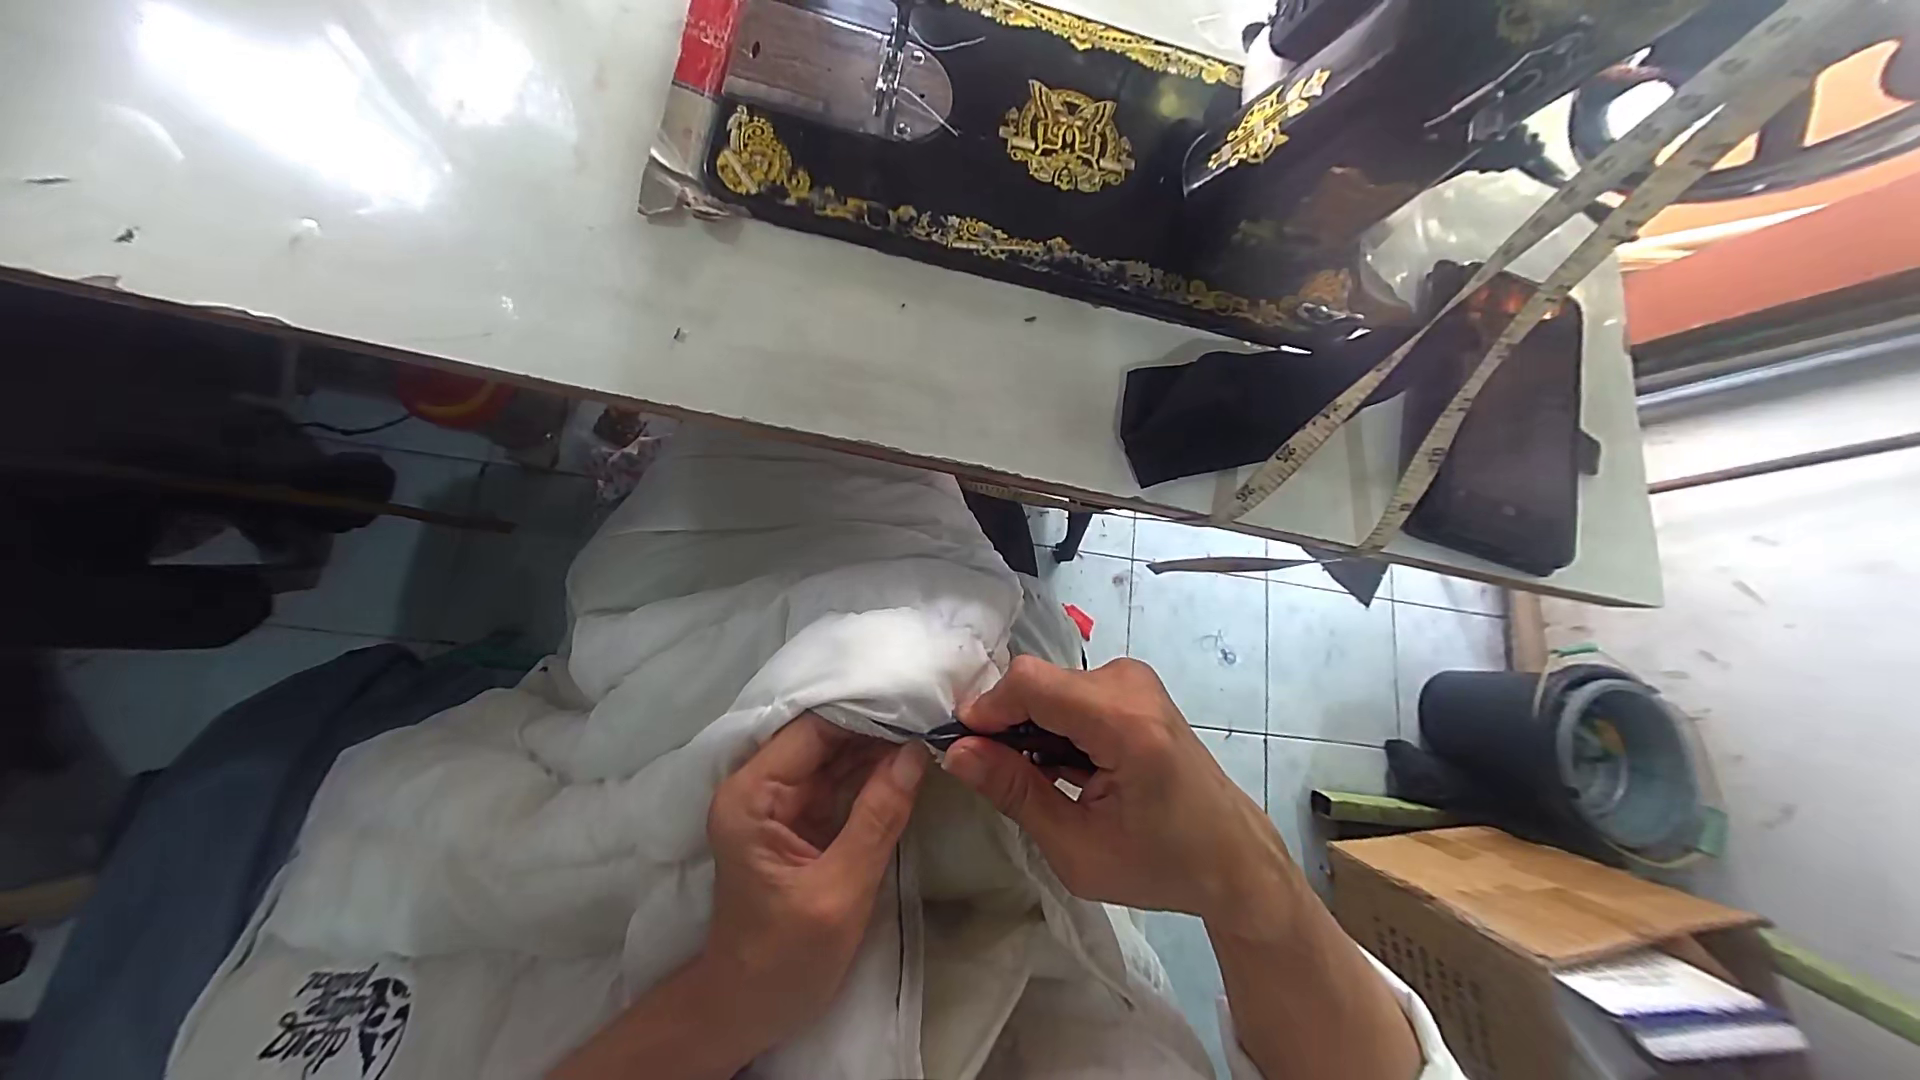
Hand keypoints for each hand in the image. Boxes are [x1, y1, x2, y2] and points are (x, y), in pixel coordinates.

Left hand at [550, 715, 927, 1079]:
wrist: (747, 1008)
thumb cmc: (783, 959)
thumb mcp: (839, 892)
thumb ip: (878, 817)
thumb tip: (916, 751)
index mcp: (752, 795)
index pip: (812, 730)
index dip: (863, 711)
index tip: (913, 698)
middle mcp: (760, 785)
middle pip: (824, 734)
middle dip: (875, 721)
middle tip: (928, 707)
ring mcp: (781, 799)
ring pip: (836, 752)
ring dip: (880, 741)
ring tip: (926, 721)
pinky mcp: (801, 814)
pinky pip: (841, 776)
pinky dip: (874, 766)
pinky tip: (908, 753)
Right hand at [945, 656, 1295, 932]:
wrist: (1233, 857)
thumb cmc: (1161, 864)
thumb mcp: (1076, 847)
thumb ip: (1014, 792)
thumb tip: (956, 751)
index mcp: (1126, 725)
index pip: (1032, 683)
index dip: (988, 708)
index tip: (963, 747)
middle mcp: (1131, 685)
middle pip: (1038, 681)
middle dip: (1006, 722)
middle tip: (1000, 774)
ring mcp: (1135, 679)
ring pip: (1050, 684)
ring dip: (1030, 725)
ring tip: (1041, 777)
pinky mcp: (1133, 685)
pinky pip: (1070, 690)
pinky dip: (1053, 722)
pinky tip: (1066, 764)